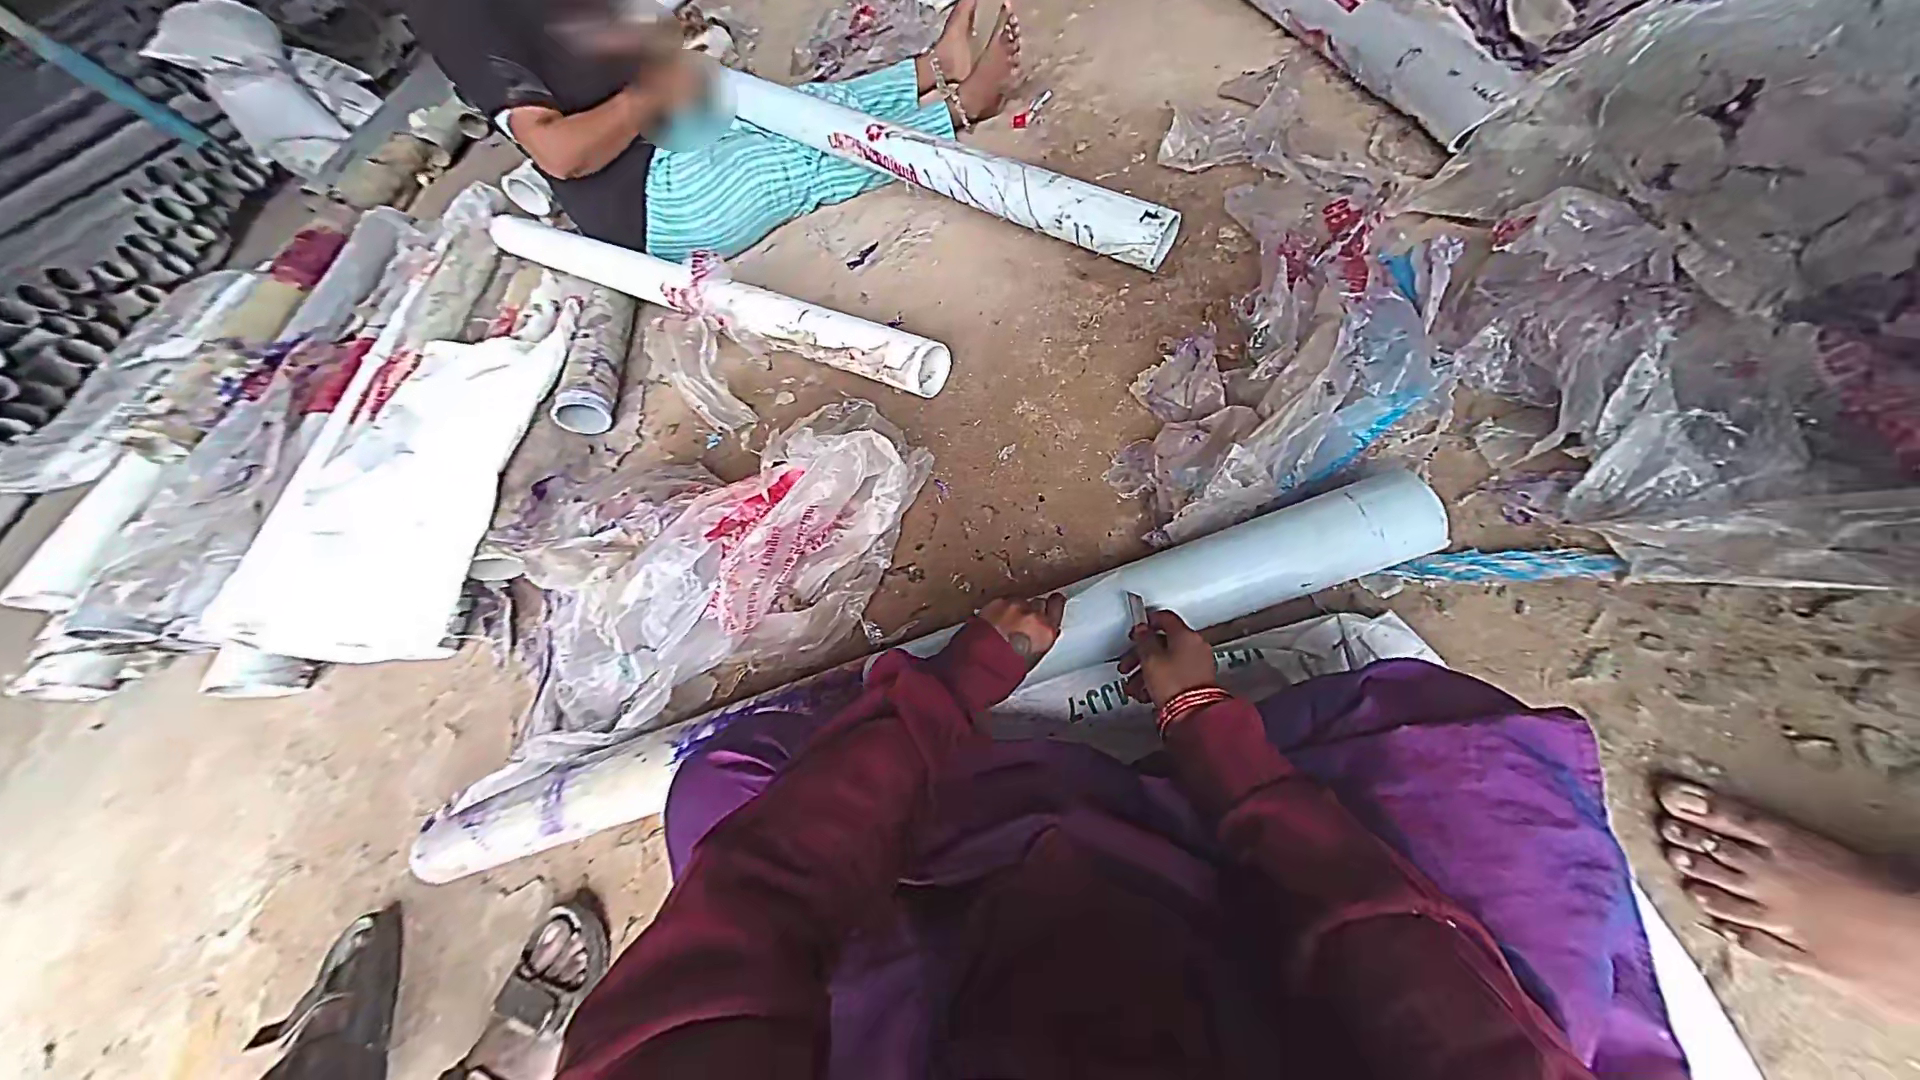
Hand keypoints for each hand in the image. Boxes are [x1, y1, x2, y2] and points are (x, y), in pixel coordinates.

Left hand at [980, 593, 1065, 668]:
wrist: (983, 664)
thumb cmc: (1008, 668)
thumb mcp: (1036, 656)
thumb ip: (1044, 636)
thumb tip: (1046, 630)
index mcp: (1047, 630)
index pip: (1057, 604)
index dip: (1053, 603)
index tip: (1052, 601)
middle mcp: (1033, 614)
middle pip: (1038, 602)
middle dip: (1032, 611)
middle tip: (1022, 623)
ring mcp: (1015, 606)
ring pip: (1019, 602)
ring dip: (1015, 610)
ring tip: (1005, 626)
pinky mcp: (997, 603)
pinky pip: (1003, 602)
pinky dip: (1000, 610)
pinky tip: (995, 623)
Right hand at [1119, 610, 1216, 706]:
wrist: (1194, 714)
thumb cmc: (1173, 683)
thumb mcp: (1150, 658)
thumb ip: (1144, 640)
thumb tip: (1142, 630)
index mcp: (1185, 635)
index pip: (1165, 618)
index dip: (1148, 621)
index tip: (1138, 628)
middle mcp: (1195, 646)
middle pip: (1163, 643)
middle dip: (1141, 654)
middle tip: (1127, 663)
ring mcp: (1198, 664)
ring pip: (1166, 661)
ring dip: (1146, 671)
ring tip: (1133, 686)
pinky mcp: (1197, 681)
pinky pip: (1173, 674)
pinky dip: (1158, 680)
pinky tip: (1145, 693)